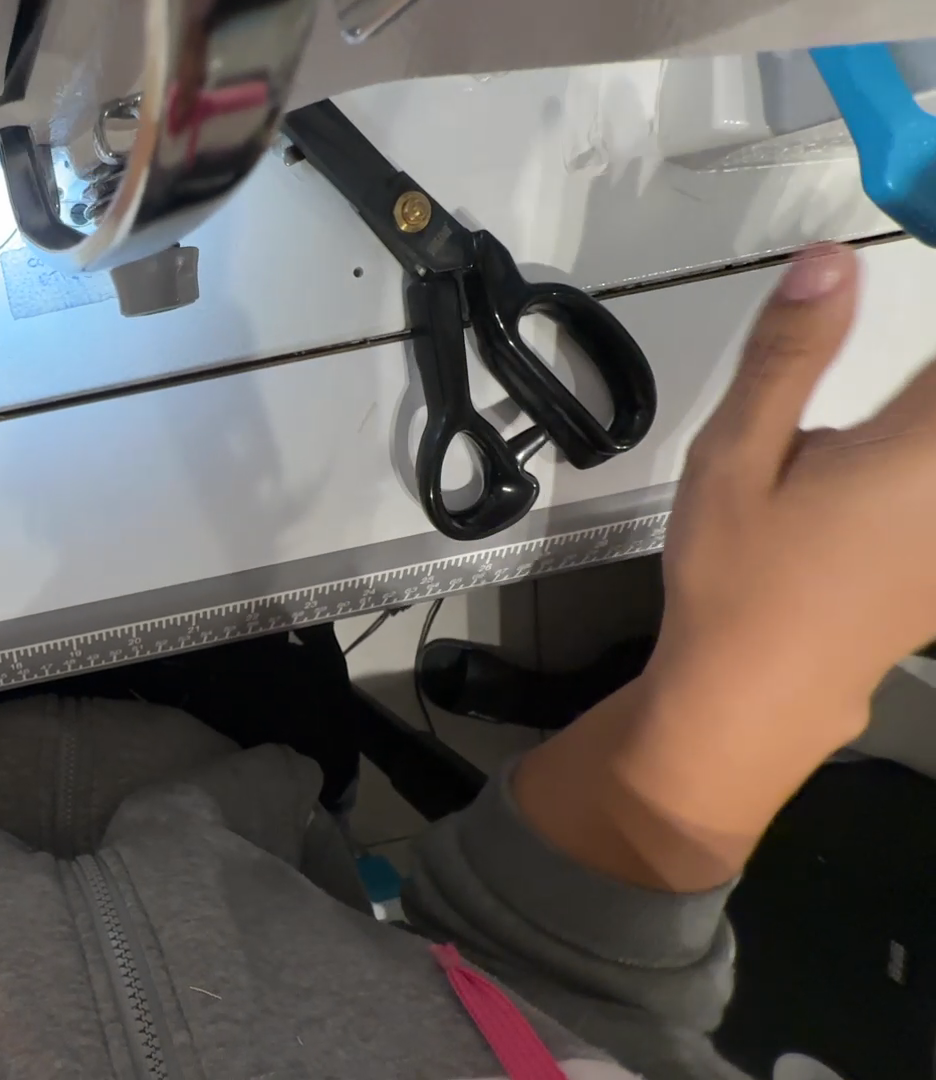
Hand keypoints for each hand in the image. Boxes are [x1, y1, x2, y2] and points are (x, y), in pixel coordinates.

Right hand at [652, 243, 935, 734]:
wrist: (768, 671)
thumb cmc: (738, 566)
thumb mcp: (732, 461)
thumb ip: (784, 361)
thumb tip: (827, 261)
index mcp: (935, 437)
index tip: (921, 202)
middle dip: (924, 361)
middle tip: (858, 364)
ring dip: (923, 383)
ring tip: (846, 444)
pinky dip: (928, 409)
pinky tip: (901, 431)